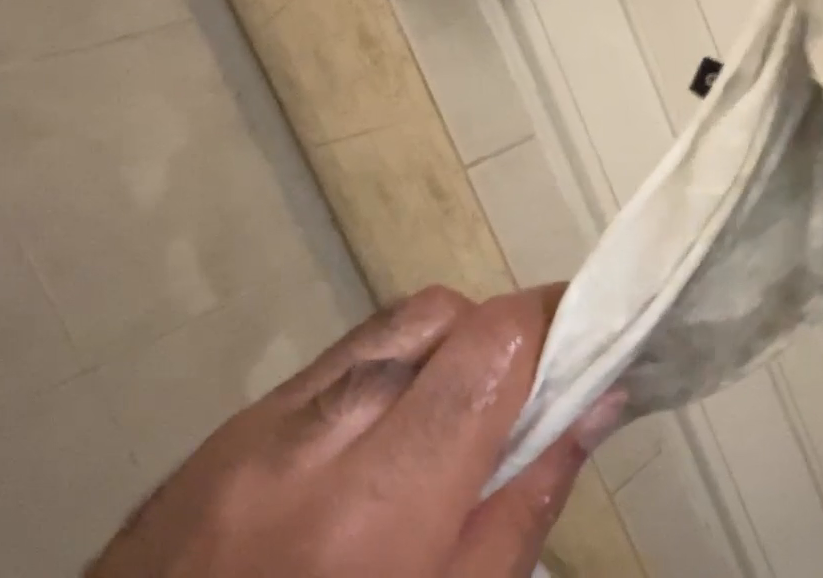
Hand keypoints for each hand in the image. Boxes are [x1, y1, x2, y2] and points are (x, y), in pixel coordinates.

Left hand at [88, 284, 623, 577]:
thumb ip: (529, 500)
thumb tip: (602, 399)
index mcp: (373, 507)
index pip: (490, 345)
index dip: (553, 322)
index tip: (591, 337)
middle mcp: (307, 442)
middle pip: (439, 314)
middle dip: (500, 334)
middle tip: (527, 389)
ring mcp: (250, 432)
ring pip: (386, 328)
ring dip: (445, 347)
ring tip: (457, 413)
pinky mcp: (220, 436)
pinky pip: (334, 365)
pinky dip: (387, 375)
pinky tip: (386, 439)